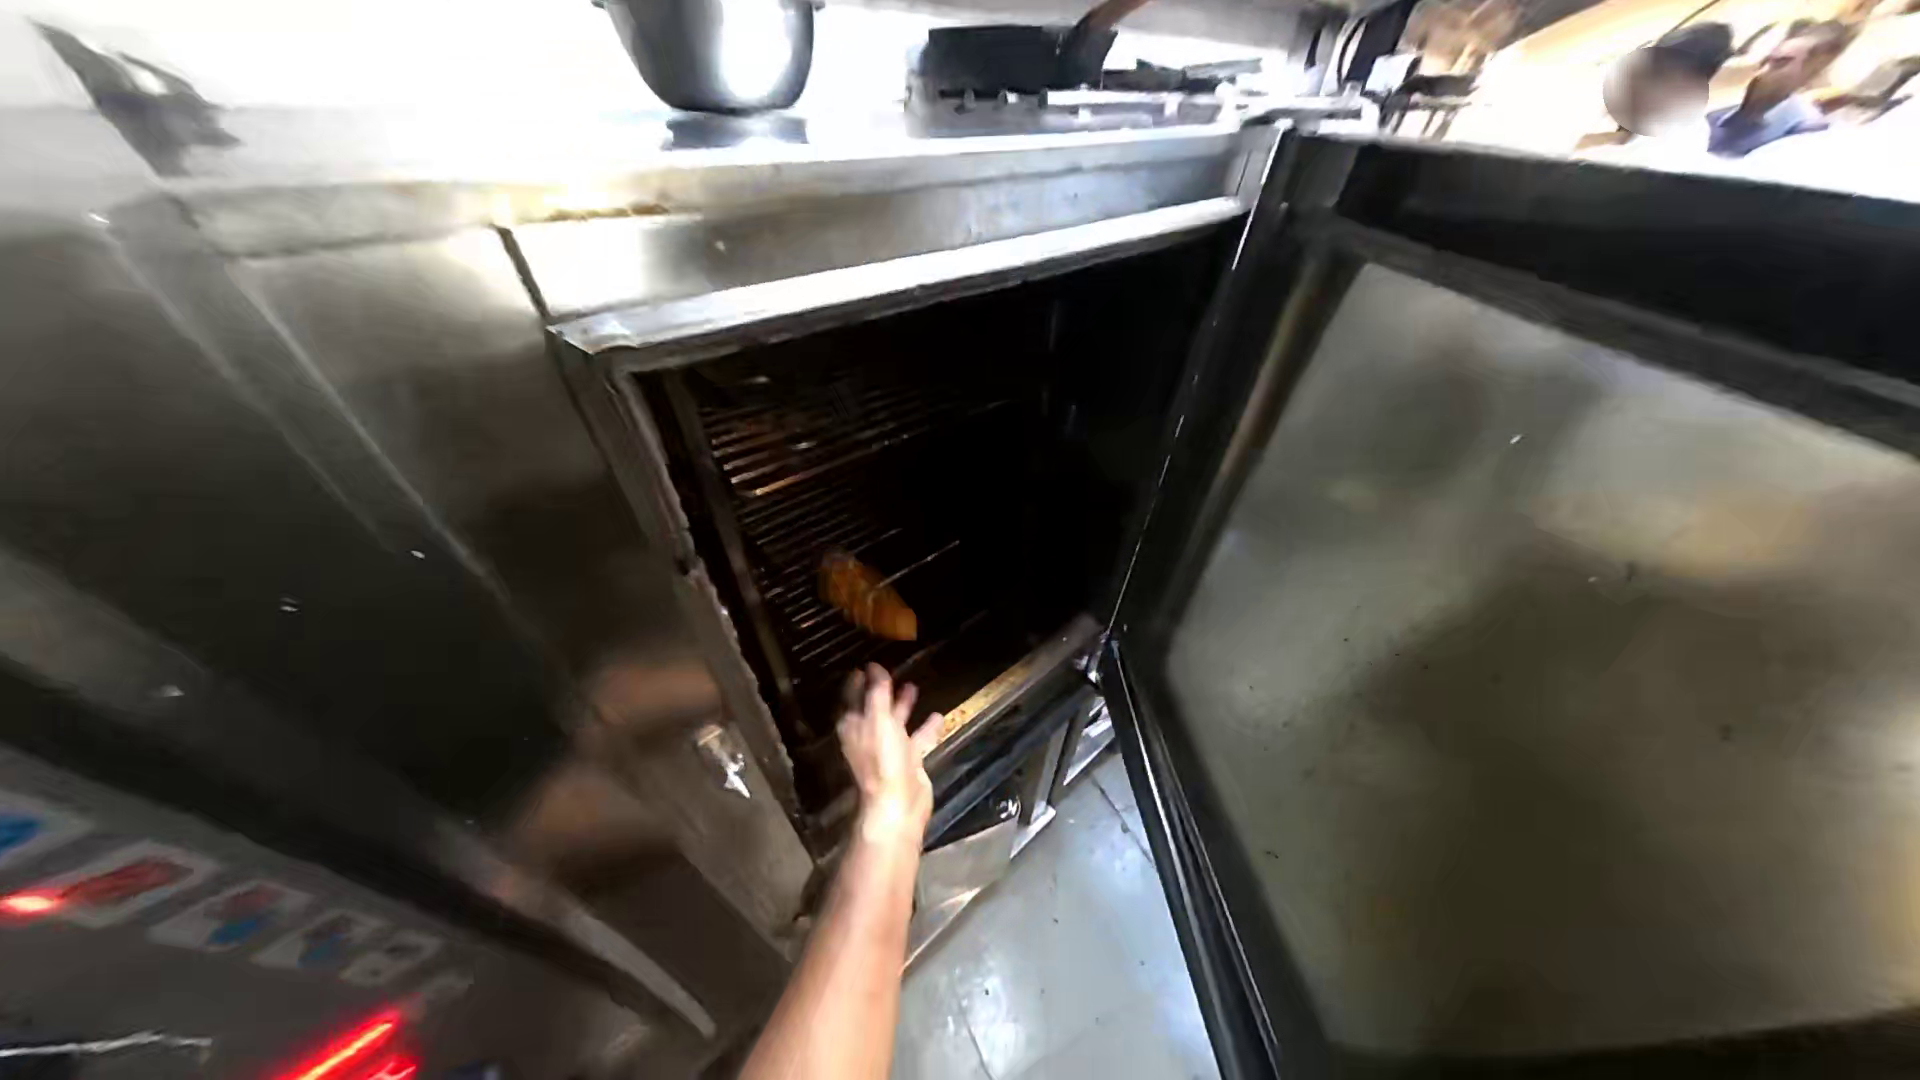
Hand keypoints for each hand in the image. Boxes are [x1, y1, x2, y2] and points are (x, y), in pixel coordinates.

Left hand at [839, 664, 942, 844]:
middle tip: (889, 672)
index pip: (853, 697)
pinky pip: (917, 737)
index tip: (864, 666)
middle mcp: (869, 735)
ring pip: (895, 721)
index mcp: (855, 726)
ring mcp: (888, 749)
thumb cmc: (883, 760)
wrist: (899, 804)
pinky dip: (926, 727)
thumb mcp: (879, 720)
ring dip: (902, 705)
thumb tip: (873, 667)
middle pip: (874, 707)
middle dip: (881, 690)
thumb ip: (877, 693)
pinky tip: (937, 716)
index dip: (859, 681)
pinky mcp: (908, 760)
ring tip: (912, 686)